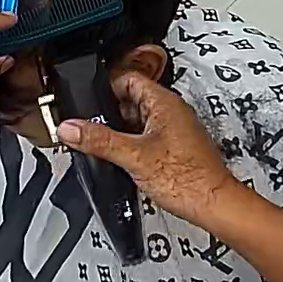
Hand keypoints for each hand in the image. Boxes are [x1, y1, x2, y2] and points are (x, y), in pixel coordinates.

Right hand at [57, 72, 246, 228]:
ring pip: (138, 121)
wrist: (212, 202)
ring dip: (120, 132)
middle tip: (91, 129)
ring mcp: (175, 130)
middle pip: (130, 101)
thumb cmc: (188, 178)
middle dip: (109, 114)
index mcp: (165, 103)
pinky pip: (147, 137)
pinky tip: (125, 160)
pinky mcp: (176, 147)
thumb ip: (99, 140)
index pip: (129, 79)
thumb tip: (71, 128)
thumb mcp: (133, 156)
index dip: (105, 88)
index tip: (87, 103)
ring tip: (106, 147)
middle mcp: (172, 112)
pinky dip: (132, 145)